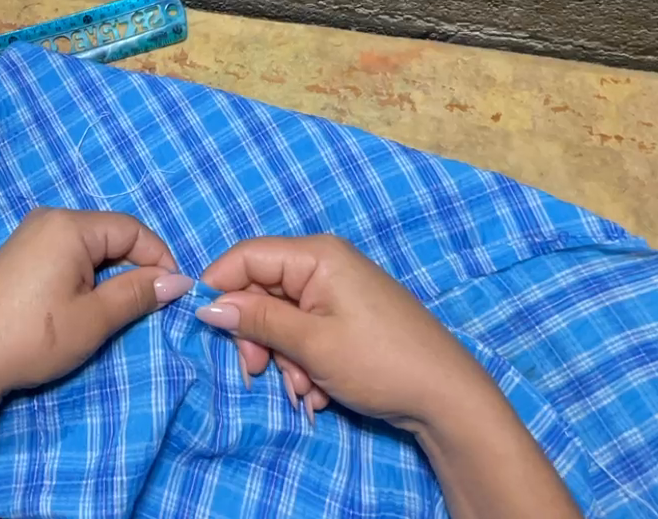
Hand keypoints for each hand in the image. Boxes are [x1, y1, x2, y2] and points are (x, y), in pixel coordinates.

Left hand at [0, 207, 194, 398]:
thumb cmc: (33, 337)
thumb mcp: (93, 319)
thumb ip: (137, 294)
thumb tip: (178, 281)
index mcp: (68, 225)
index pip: (131, 229)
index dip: (158, 259)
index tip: (172, 295)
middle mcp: (48, 218)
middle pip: (109, 234)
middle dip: (133, 267)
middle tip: (143, 307)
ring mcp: (29, 234)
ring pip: (88, 245)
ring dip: (109, 273)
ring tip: (110, 311)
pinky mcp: (17, 253)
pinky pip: (64, 252)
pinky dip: (83, 273)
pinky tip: (78, 305)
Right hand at [195, 234, 489, 426]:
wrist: (452, 402)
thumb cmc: (379, 363)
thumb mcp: (310, 344)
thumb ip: (256, 320)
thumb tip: (207, 306)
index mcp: (315, 254)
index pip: (247, 256)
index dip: (219, 286)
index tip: (205, 326)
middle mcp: (323, 262)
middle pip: (262, 288)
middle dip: (257, 334)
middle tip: (259, 371)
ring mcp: (337, 289)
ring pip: (281, 315)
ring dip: (281, 355)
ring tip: (303, 388)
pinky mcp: (347, 315)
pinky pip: (304, 329)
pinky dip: (301, 360)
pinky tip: (318, 389)